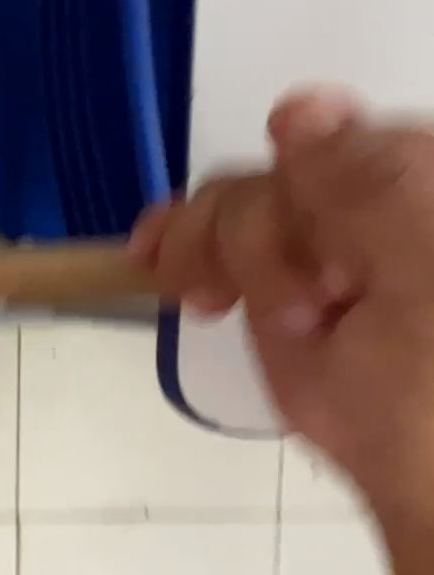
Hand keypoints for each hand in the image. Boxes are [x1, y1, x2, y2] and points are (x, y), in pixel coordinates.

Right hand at [130, 89, 433, 519]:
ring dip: (204, 254)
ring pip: (226, 200)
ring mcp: (317, 235)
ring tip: (217, 306)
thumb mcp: (422, 286)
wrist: (428, 466)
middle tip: (303, 312)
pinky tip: (167, 276)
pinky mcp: (267, 268)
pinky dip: (171, 248)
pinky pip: (200, 231)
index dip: (308, 202)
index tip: (328, 279)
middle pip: (275, 173)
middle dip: (256, 243)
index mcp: (426, 183)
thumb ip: (373, 189)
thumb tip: (298, 108)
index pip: (344, 145)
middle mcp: (377, 197)